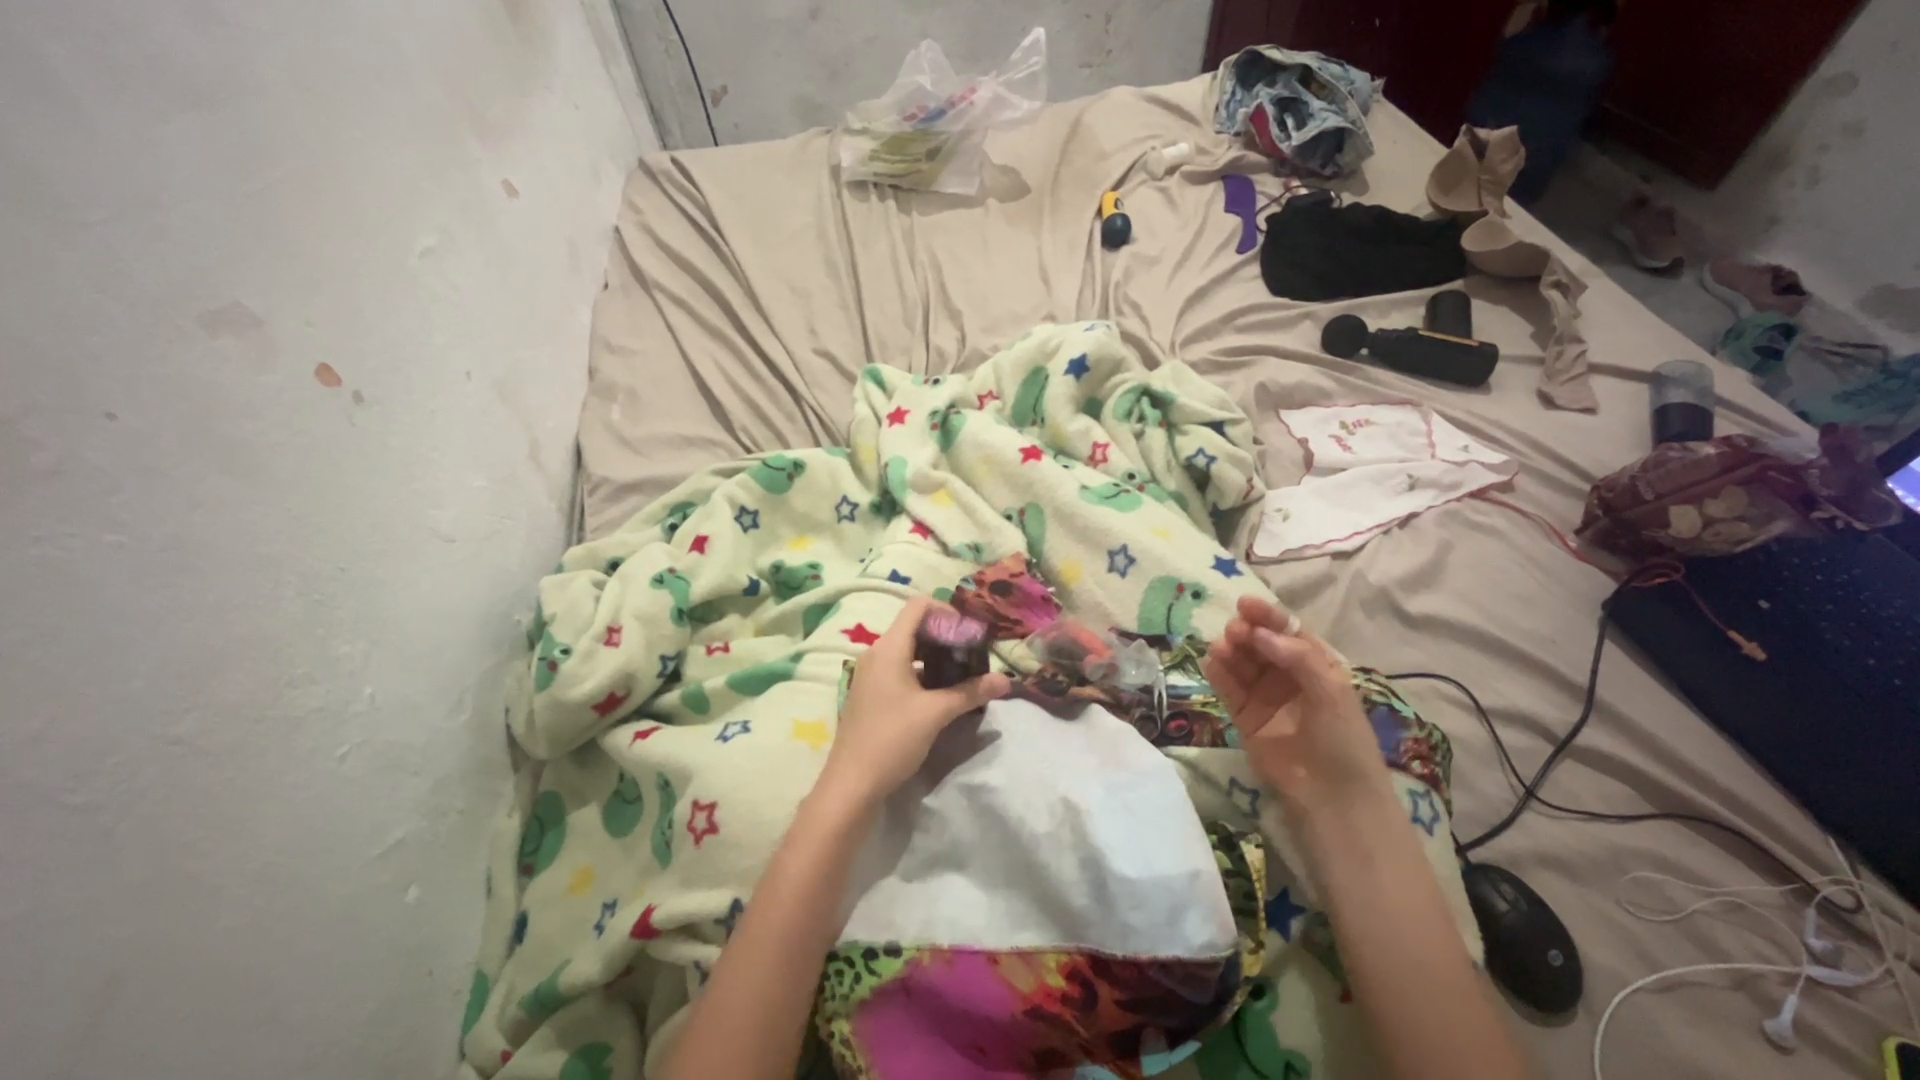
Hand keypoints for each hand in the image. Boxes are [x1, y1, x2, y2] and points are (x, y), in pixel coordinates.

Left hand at [821, 596, 1010, 804]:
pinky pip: (899, 670)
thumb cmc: (892, 739)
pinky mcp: (871, 694)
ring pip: (907, 651)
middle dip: (946, 636)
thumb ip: (971, 692)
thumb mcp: (936, 713)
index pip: (918, 606)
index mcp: (888, 648)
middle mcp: (876, 654)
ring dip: (935, 657)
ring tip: (962, 675)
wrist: (852, 784)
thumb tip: (1006, 680)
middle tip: (972, 656)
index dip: (947, 611)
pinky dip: (921, 673)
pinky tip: (941, 695)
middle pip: (914, 627)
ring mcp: (870, 675)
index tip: (970, 634)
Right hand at [1203, 596, 1392, 817]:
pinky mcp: (1245, 718)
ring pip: (1242, 665)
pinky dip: (1218, 674)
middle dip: (1246, 633)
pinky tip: (1211, 662)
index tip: (1246, 604)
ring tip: (1220, 647)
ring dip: (1230, 651)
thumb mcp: (1331, 690)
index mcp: (1316, 666)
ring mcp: (1265, 698)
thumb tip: (1259, 633)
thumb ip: (1297, 657)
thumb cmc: (1343, 739)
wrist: (1333, 795)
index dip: (1269, 617)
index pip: (1289, 632)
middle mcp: (1288, 677)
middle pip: (1261, 645)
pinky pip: (1228, 689)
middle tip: (1234, 630)